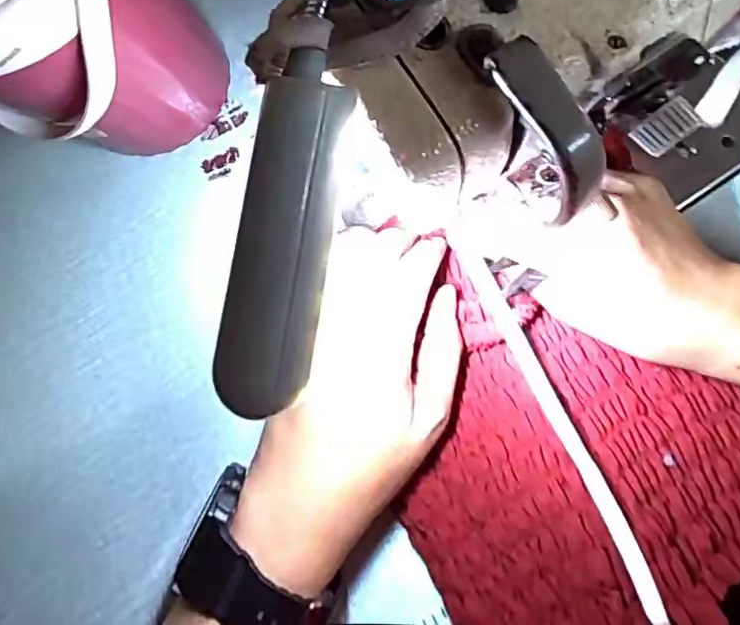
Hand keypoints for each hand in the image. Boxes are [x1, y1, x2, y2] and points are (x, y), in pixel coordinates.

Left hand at [228, 228, 461, 597]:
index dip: (428, 252)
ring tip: (390, 251)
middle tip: (420, 246)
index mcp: (382, 357)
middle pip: (371, 256)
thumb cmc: (368, 469)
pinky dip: (339, 260)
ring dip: (369, 243)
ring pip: (339, 259)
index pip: (407, 277)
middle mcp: (340, 335)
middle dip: (401, 239)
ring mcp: (309, 332)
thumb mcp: (429, 421)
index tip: (441, 245)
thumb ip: (444, 350)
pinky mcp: (292, 336)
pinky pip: (317, 279)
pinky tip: (356, 267)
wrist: (298, 501)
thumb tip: (447, 297)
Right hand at [460, 172, 739, 394]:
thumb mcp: (579, 309)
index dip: (482, 221)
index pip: (517, 220)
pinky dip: (574, 192)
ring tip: (533, 214)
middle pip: (535, 188)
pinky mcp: (638, 180)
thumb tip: (507, 259)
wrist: (711, 305)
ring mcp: (624, 184)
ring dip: (540, 193)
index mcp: (587, 238)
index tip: (463, 222)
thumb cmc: (652, 321)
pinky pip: (591, 178)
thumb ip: (537, 277)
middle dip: (506, 199)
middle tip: (489, 213)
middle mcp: (605, 200)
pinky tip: (576, 210)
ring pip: (561, 177)